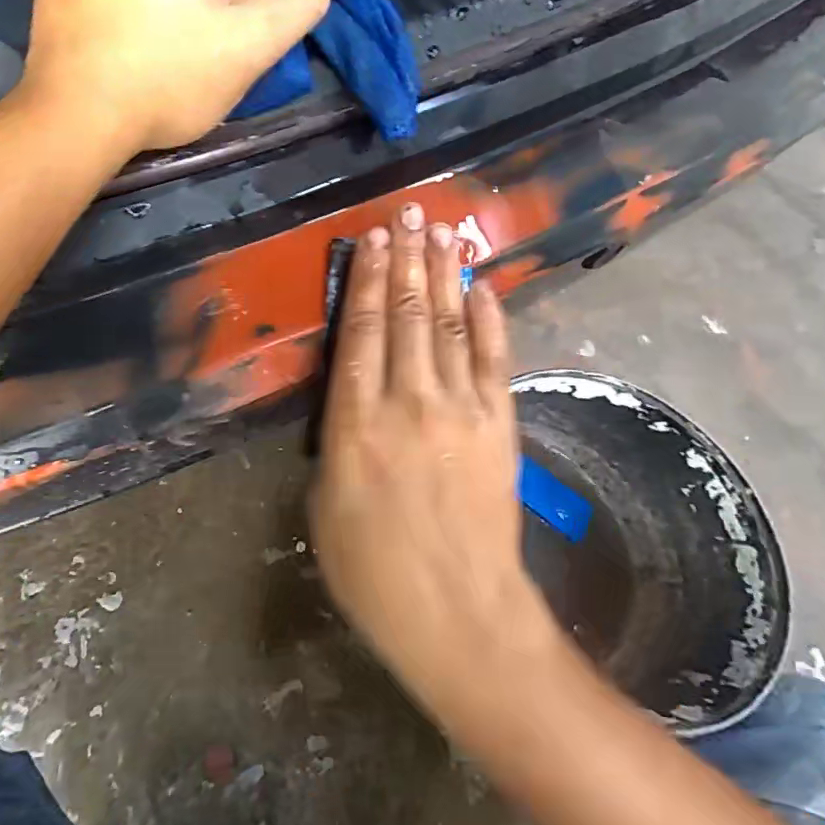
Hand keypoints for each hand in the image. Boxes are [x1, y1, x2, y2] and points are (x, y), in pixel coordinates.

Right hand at [311, 202, 560, 706]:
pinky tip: (480, 286)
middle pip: (404, 313)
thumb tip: (354, 401)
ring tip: (439, 231)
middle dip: (406, 259)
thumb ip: (338, 440)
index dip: (366, 278)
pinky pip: (492, 358)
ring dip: (442, 274)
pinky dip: (487, 318)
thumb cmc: (374, 571)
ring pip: (446, 324)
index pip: (361, 330)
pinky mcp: (498, 423)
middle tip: (408, 214)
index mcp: (355, 422)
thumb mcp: (325, 506)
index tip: (372, 239)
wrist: (457, 610)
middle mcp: (407, 401)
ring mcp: (459, 408)